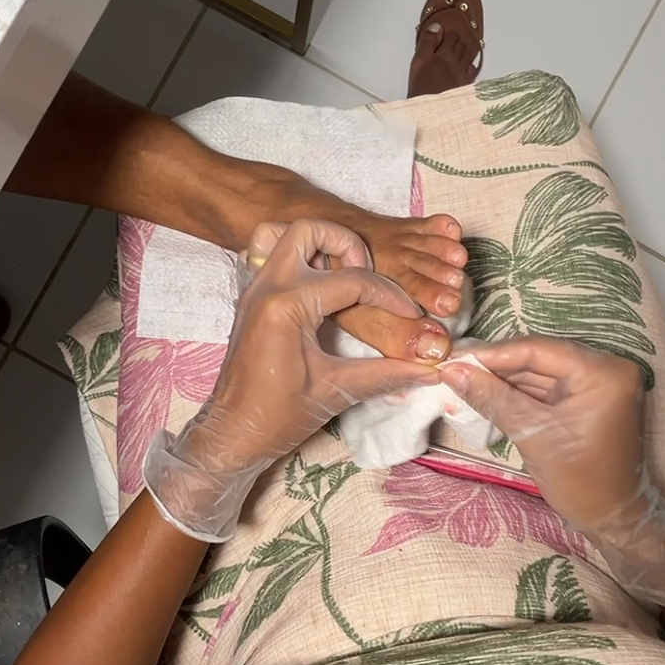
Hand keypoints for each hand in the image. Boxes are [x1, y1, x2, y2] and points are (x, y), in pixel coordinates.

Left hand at [146, 219, 439, 540]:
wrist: (233, 434)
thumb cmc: (277, 417)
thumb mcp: (337, 391)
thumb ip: (387, 372)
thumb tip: (432, 366)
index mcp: (286, 306)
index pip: (352, 279)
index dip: (391, 296)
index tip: (413, 315)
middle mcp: (266, 286)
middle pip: (310, 230)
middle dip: (347, 245)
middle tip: (367, 278)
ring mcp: (253, 288)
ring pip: (280, 232)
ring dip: (315, 242)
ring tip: (340, 274)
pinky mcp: (251, 297)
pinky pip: (266, 254)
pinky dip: (293, 256)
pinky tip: (317, 287)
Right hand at [440, 337, 664, 606]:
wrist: (613, 520)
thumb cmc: (580, 481)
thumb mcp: (532, 435)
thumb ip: (492, 397)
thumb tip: (451, 371)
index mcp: (604, 373)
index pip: (539, 350)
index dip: (493, 353)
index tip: (455, 358)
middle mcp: (607, 367)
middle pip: (540, 355)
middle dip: (497, 364)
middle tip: (455, 366)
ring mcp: (599, 381)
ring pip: (541, 368)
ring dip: (504, 375)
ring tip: (464, 376)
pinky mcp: (590, 395)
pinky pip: (548, 383)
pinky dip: (519, 388)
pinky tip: (488, 388)